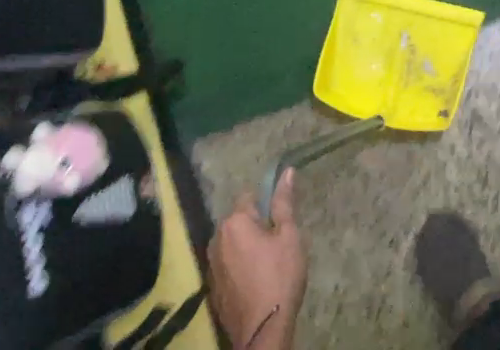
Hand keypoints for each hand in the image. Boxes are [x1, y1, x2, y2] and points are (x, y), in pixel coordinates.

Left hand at [207, 169, 306, 348]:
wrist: (262, 329)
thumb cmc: (279, 276)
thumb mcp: (288, 236)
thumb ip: (284, 203)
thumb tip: (286, 172)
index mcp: (234, 222)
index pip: (249, 196)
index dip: (266, 204)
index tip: (280, 219)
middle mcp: (216, 238)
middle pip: (238, 220)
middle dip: (255, 225)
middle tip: (277, 243)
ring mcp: (211, 264)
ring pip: (231, 243)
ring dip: (245, 246)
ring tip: (267, 263)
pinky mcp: (212, 286)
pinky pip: (227, 265)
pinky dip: (238, 266)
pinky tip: (254, 280)